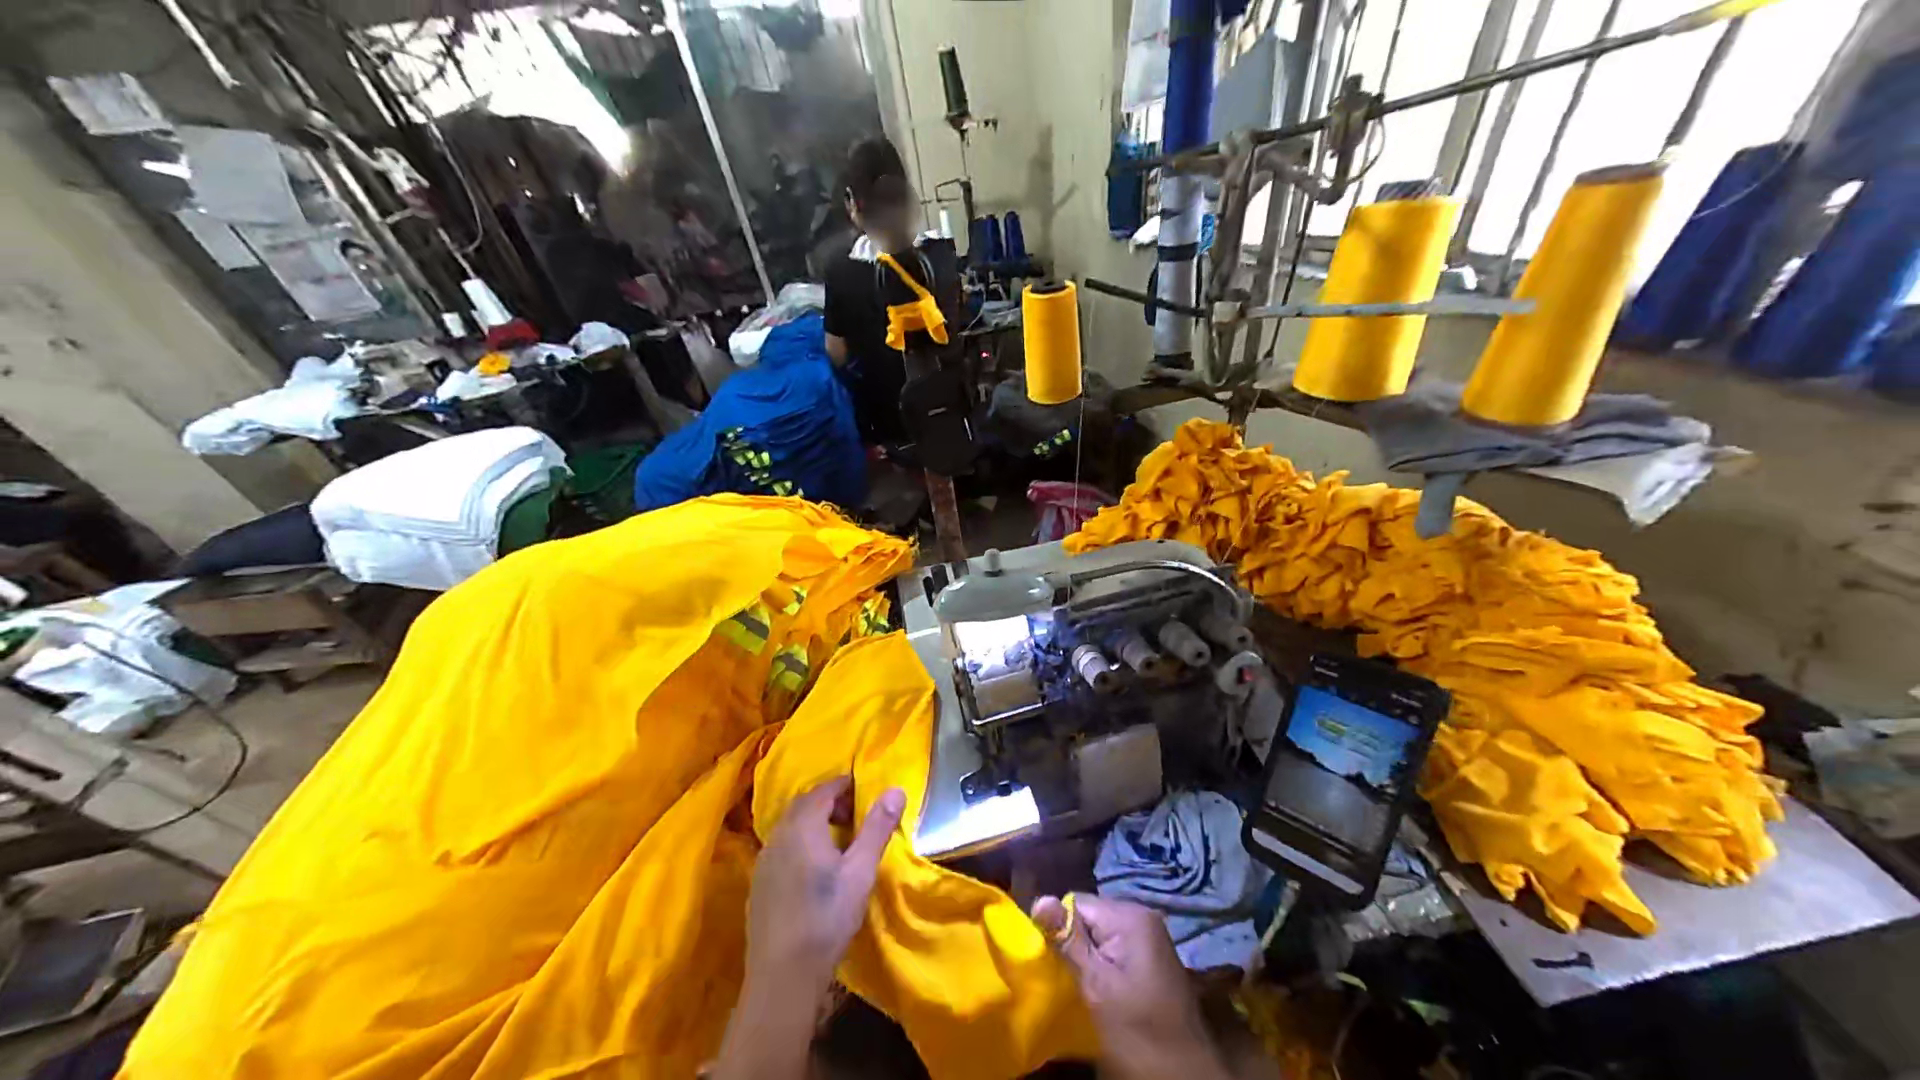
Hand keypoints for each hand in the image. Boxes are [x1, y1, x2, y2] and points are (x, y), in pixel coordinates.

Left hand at [712, 778, 905, 1079]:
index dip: (845, 785)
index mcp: (803, 826)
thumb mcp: (860, 872)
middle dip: (829, 801)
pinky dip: (800, 842)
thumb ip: (877, 828)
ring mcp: (764, 860)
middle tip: (856, 813)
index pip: (824, 790)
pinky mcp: (759, 883)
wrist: (782, 974)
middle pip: (804, 804)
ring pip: (790, 826)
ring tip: (839, 839)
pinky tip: (815, 867)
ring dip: (814, 822)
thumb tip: (895, 789)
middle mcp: (778, 835)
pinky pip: (781, 846)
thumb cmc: (827, 917)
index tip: (865, 790)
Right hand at [1032, 894, 1230, 1079]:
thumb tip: (1040, 898)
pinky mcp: (1151, 961)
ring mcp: (1149, 939)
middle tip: (1066, 978)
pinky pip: (1114, 950)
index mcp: (1130, 916)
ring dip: (1086, 959)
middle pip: (1088, 917)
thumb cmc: (1139, 1033)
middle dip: (1072, 944)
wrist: (1187, 1079)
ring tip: (1081, 987)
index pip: (1075, 903)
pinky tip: (1100, 993)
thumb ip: (1069, 941)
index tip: (1050, 961)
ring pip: (1099, 935)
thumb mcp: (1097, 987)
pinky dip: (1102, 968)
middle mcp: (1142, 917)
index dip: (1058, 929)